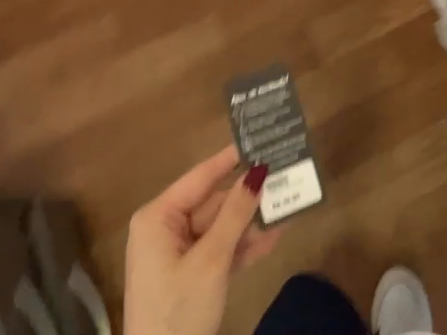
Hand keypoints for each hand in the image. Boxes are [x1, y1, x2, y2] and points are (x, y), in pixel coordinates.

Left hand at [125, 146, 280, 334]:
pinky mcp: (189, 277)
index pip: (200, 176)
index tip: (258, 139)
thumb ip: (235, 214)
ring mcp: (176, 254)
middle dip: (247, 196)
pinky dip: (243, 246)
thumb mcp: (211, 259)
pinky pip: (219, 251)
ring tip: (288, 203)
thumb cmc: (179, 307)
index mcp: (158, 217)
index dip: (230, 159)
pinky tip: (275, 236)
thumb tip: (257, 172)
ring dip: (251, 223)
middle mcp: (164, 228)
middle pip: (212, 203)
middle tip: (284, 175)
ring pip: (219, 228)